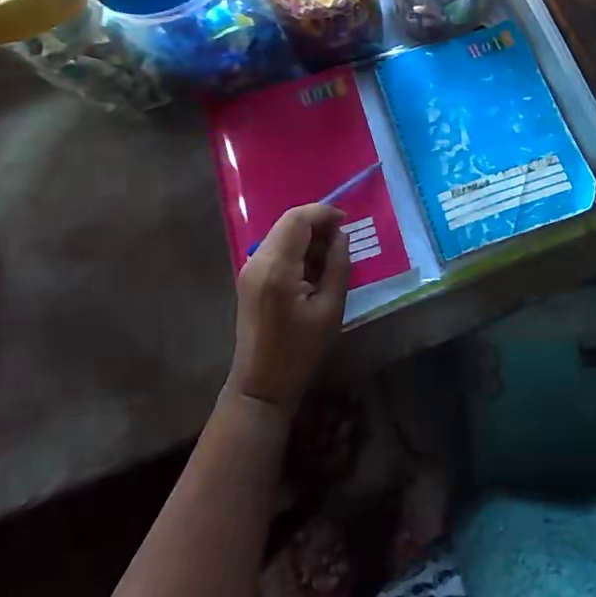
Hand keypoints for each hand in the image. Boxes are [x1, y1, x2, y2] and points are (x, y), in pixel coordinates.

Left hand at [228, 204, 351, 410]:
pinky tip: (313, 269)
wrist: (261, 384)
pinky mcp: (249, 278)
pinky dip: (295, 249)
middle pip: (287, 223)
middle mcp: (257, 261)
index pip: (297, 219)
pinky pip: (275, 250)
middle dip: (316, 223)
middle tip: (342, 239)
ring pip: (281, 234)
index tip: (347, 221)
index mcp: (277, 267)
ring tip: (331, 257)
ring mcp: (249, 269)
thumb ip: (338, 266)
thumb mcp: (330, 308)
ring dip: (306, 236)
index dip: (323, 213)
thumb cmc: (301, 350)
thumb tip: (341, 236)